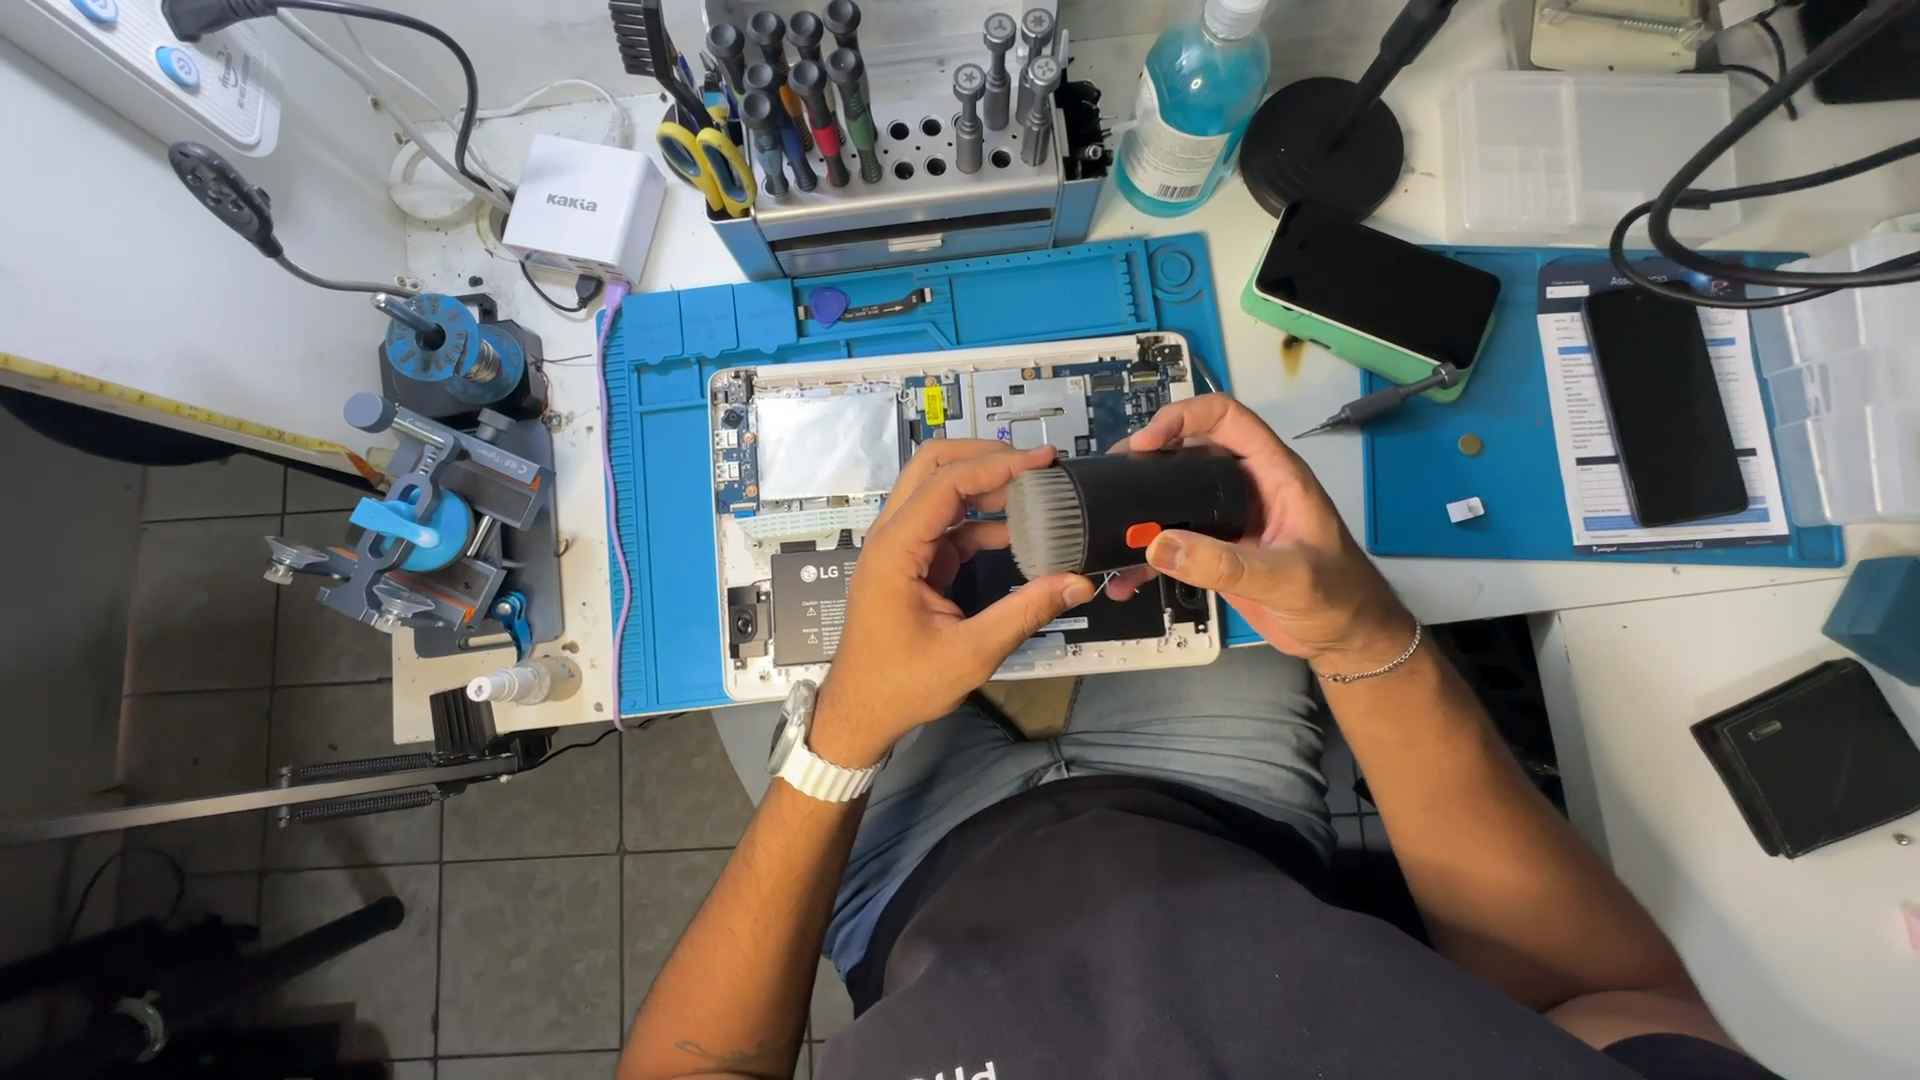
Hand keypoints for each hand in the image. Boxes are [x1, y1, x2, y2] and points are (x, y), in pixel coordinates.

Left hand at [810, 440, 1096, 767]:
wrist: (860, 712)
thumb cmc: (902, 685)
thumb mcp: (971, 653)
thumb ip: (1025, 612)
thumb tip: (1077, 582)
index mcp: (896, 549)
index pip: (947, 483)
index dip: (997, 465)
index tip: (1042, 460)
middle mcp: (892, 536)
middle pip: (932, 467)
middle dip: (984, 457)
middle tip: (1033, 464)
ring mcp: (899, 547)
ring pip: (938, 491)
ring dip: (983, 485)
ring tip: (1034, 491)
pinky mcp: (910, 562)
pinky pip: (946, 525)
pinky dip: (980, 520)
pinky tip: (1016, 532)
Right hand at [1106, 394, 1414, 674]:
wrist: (1346, 639)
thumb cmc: (1339, 597)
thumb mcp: (1287, 577)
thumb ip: (1224, 564)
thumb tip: (1158, 546)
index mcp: (1273, 474)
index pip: (1226, 419)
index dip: (1183, 418)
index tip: (1146, 444)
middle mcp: (1246, 489)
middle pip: (1189, 452)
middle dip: (1148, 460)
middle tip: (1112, 478)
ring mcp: (1228, 520)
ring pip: (1173, 498)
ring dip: (1140, 511)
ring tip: (1109, 525)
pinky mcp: (1215, 553)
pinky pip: (1173, 545)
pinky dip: (1147, 559)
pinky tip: (1126, 578)